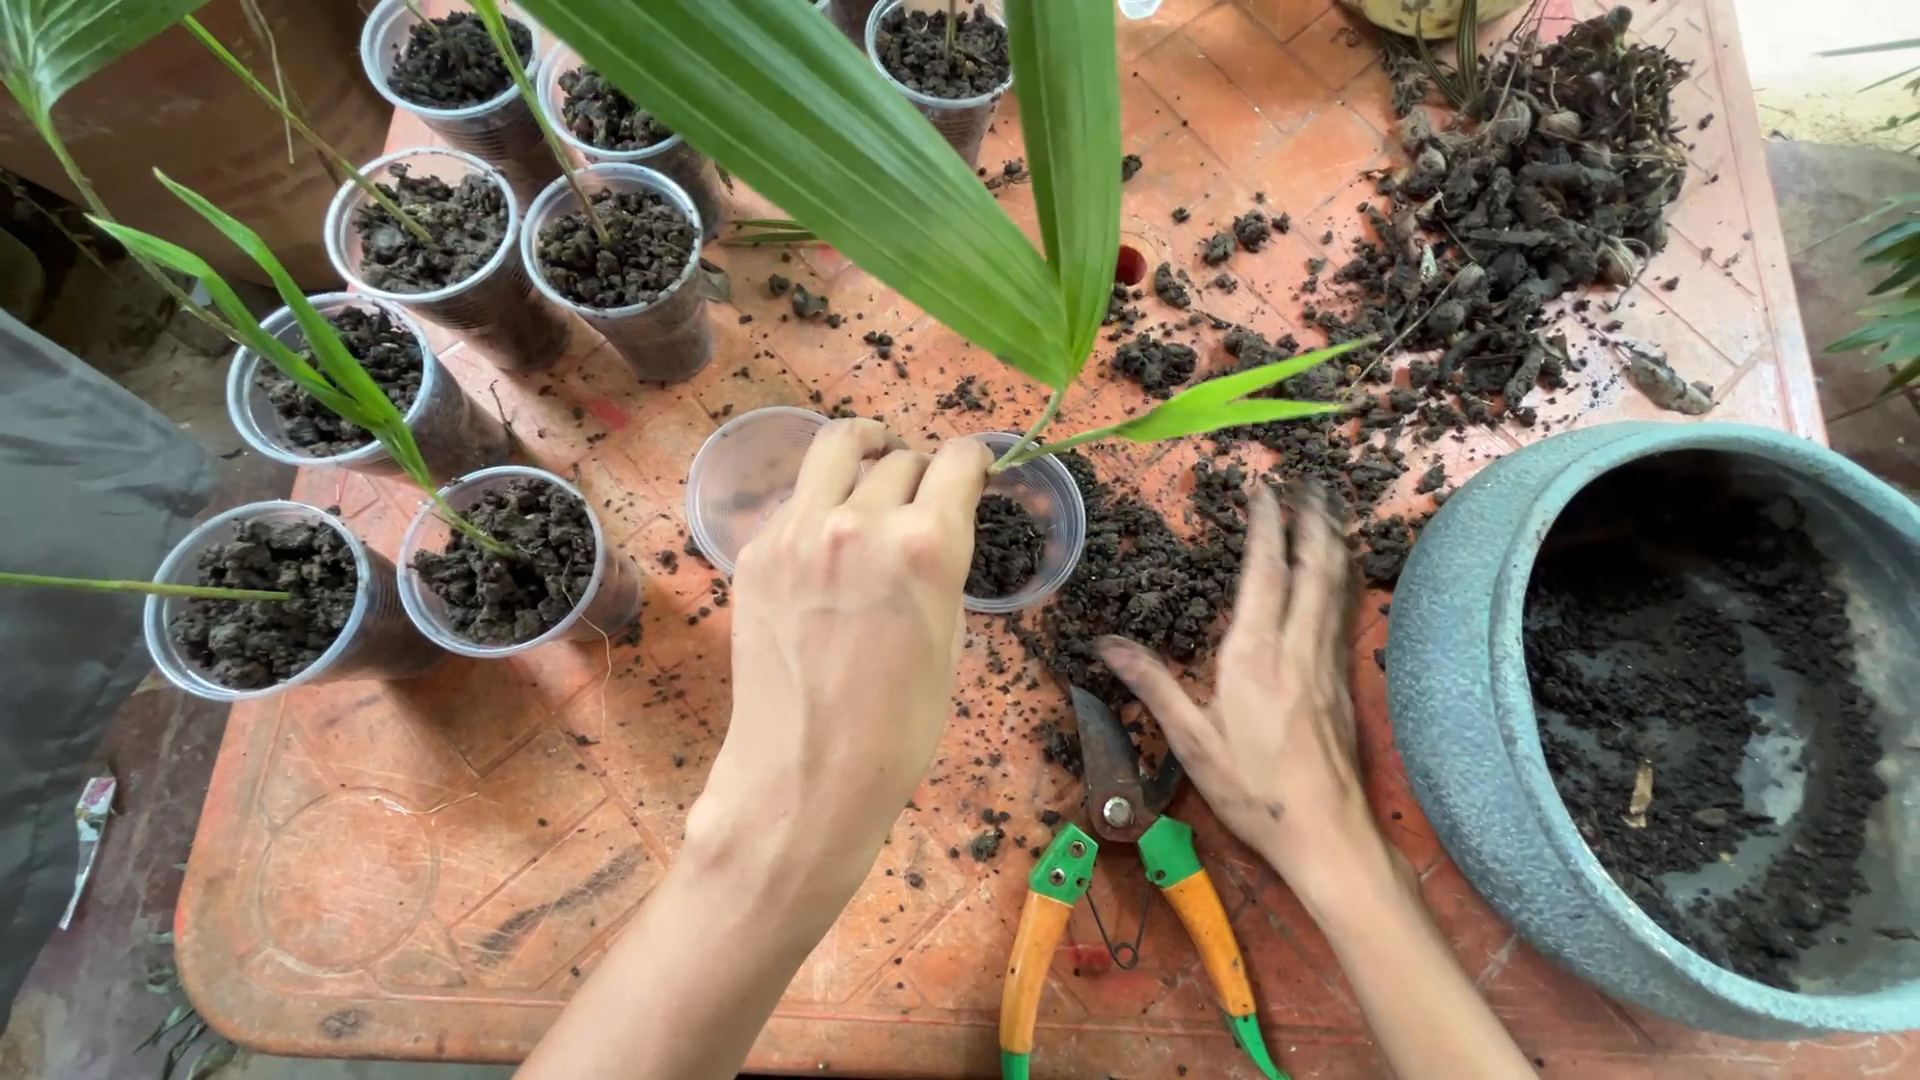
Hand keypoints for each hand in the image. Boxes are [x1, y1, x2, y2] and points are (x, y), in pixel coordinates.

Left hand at [687, 419, 991, 887]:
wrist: (808, 772)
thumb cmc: (900, 724)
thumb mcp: (947, 637)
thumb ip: (940, 565)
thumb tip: (934, 527)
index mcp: (925, 544)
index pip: (956, 460)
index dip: (973, 459)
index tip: (973, 467)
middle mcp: (862, 520)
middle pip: (899, 457)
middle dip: (919, 470)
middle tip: (920, 497)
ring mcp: (799, 531)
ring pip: (836, 449)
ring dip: (863, 452)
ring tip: (868, 466)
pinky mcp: (757, 550)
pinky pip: (798, 498)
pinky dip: (820, 500)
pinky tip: (825, 535)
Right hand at [1098, 484, 1388, 902]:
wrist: (1327, 835)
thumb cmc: (1253, 789)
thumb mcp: (1190, 741)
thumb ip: (1152, 685)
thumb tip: (1105, 644)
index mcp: (1254, 657)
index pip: (1265, 575)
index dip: (1266, 528)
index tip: (1265, 491)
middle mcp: (1297, 650)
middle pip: (1313, 570)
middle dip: (1311, 521)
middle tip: (1310, 483)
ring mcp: (1327, 665)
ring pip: (1336, 589)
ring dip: (1332, 544)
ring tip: (1330, 512)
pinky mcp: (1343, 684)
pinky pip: (1343, 616)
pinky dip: (1342, 582)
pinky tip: (1340, 577)